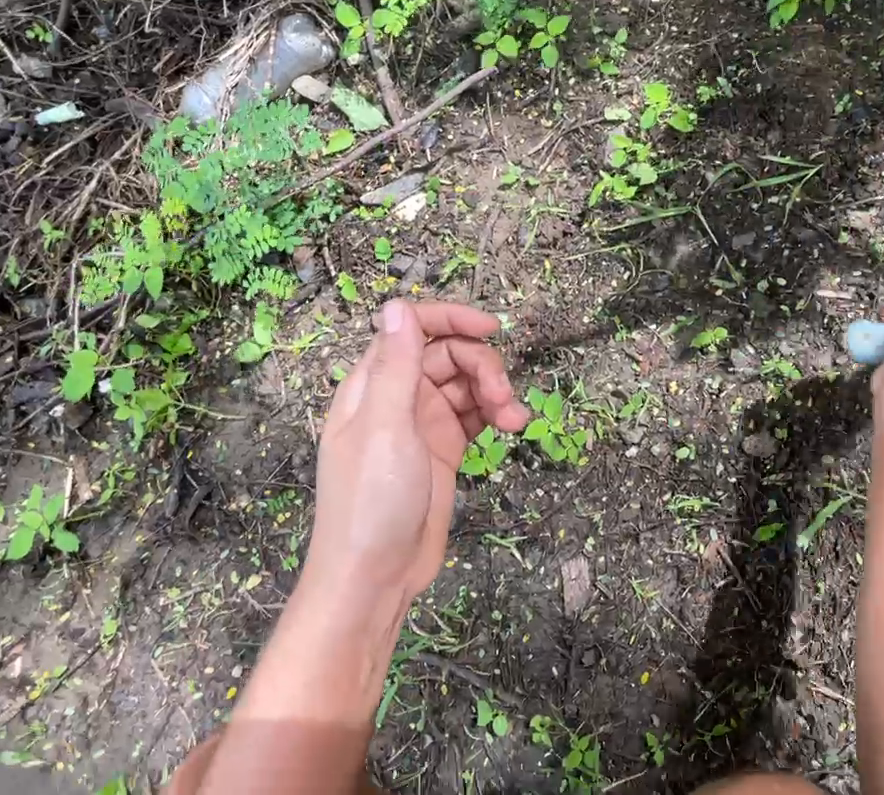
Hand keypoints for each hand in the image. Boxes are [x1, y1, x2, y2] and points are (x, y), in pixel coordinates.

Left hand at [307, 300, 528, 604]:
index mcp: (373, 385)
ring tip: (513, 421)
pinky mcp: (444, 449)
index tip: (491, 329)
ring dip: (495, 391)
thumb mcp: (385, 430)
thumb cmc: (370, 502)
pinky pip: (476, 413)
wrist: (374, 577)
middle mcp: (398, 397)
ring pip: (467, 383)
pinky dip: (496, 414)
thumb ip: (395, 367)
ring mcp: (423, 424)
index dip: (451, 319)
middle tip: (504, 398)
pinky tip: (512, 428)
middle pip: (448, 354)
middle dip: (483, 367)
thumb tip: (397, 306)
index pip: (412, 329)